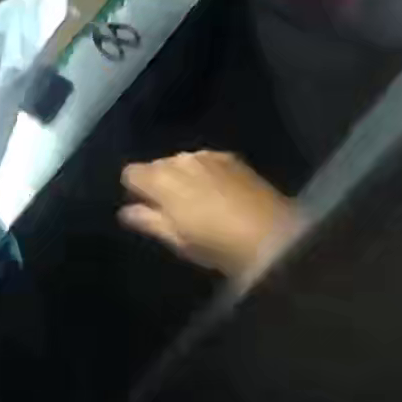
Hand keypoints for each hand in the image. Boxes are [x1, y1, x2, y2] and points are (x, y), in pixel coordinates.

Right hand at [120, 151, 298, 279]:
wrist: (274, 237)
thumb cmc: (218, 246)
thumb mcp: (178, 241)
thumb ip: (148, 221)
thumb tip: (126, 212)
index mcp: (160, 178)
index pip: (130, 172)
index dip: (135, 190)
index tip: (144, 207)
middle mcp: (179, 158)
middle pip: (156, 165)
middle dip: (159, 183)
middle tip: (173, 211)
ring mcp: (206, 155)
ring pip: (181, 162)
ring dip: (183, 177)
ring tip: (198, 203)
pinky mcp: (229, 157)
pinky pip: (205, 161)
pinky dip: (204, 173)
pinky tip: (219, 194)